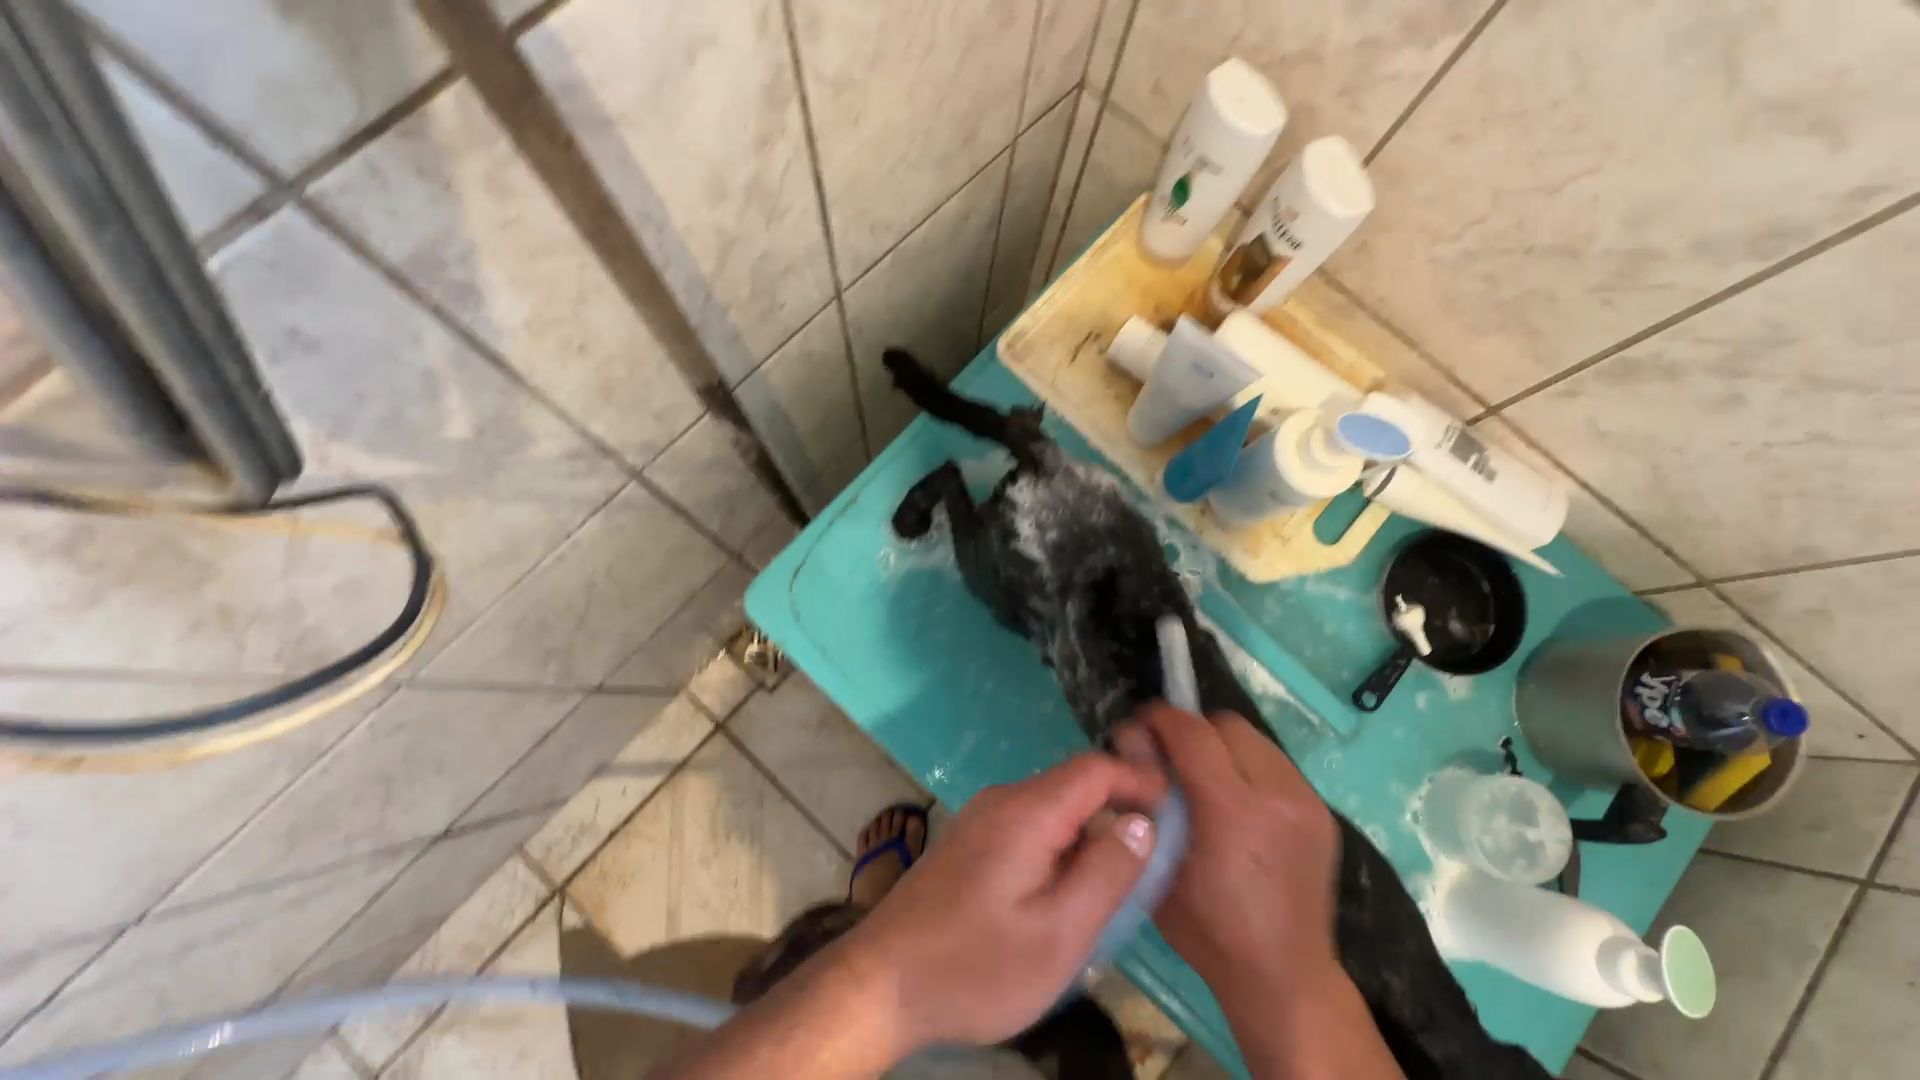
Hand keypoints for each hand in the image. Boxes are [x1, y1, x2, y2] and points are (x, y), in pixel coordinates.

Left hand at [832, 754, 1166, 1057]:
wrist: (880, 985)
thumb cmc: (975, 967)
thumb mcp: (1058, 934)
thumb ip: (1106, 873)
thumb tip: (1142, 822)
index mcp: (1025, 812)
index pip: (1096, 768)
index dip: (1140, 783)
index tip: (1173, 819)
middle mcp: (1001, 802)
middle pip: (1074, 787)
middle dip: (1117, 815)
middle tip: (1149, 867)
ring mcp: (979, 821)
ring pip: (1052, 811)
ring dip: (1088, 839)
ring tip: (1112, 891)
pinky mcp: (968, 845)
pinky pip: (1028, 830)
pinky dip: (1058, 851)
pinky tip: (1063, 898)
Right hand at [1115, 705, 1343, 1008]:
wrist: (1283, 975)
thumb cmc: (1208, 931)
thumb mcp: (1158, 867)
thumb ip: (1147, 800)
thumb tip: (1132, 745)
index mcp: (1232, 811)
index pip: (1192, 732)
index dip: (1160, 718)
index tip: (1139, 725)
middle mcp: (1278, 794)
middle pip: (1227, 724)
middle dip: (1192, 730)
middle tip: (1168, 755)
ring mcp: (1307, 802)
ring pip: (1255, 740)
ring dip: (1222, 747)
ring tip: (1202, 777)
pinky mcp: (1322, 812)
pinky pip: (1276, 765)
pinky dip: (1248, 768)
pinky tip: (1234, 799)